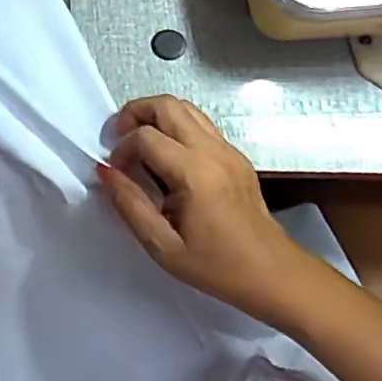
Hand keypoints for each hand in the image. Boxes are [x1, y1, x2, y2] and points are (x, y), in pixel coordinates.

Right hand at [97, 95, 307, 320]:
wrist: (275, 275)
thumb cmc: (218, 267)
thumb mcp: (163, 247)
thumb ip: (130, 205)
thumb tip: (106, 172)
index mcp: (194, 173)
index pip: (145, 137)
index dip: (121, 149)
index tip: (115, 172)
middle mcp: (212, 151)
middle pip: (166, 105)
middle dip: (135, 113)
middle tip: (119, 137)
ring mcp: (227, 149)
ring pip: (185, 107)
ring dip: (156, 116)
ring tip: (140, 142)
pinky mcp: (235, 154)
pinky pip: (199, 123)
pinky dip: (175, 126)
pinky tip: (167, 157)